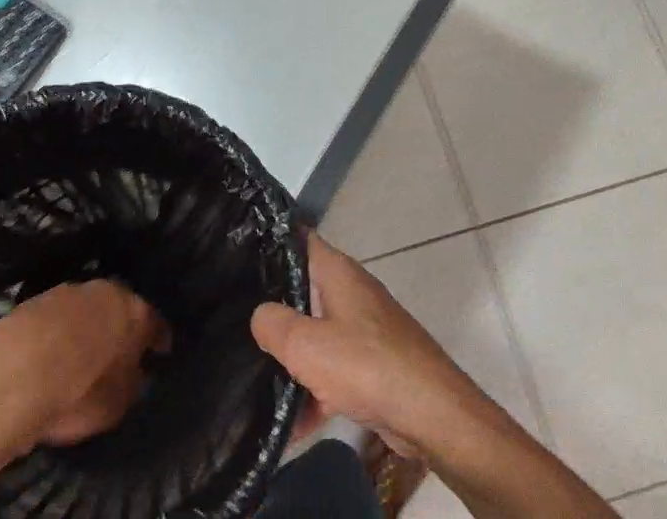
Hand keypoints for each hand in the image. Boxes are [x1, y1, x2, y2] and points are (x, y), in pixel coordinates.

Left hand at [0, 280, 170, 448]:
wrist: (10, 376)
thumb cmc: (78, 392)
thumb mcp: (118, 403)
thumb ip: (132, 384)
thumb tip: (133, 374)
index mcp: (135, 312)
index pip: (156, 323)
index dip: (158, 341)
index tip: (159, 354)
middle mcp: (104, 291)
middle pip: (119, 308)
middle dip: (120, 328)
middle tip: (119, 352)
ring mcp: (64, 292)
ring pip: (85, 309)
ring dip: (86, 327)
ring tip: (80, 353)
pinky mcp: (30, 302)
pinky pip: (55, 318)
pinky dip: (57, 332)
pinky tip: (50, 354)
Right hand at [251, 233, 483, 455]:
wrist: (430, 414)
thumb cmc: (365, 365)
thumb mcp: (305, 344)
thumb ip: (273, 324)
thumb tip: (261, 315)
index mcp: (338, 273)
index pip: (299, 240)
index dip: (270, 240)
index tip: (237, 251)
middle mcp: (354, 293)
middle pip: (304, 291)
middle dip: (274, 309)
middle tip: (236, 321)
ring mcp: (366, 330)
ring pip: (318, 335)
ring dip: (293, 359)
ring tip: (255, 379)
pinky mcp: (375, 365)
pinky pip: (335, 371)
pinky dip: (316, 392)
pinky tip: (291, 425)